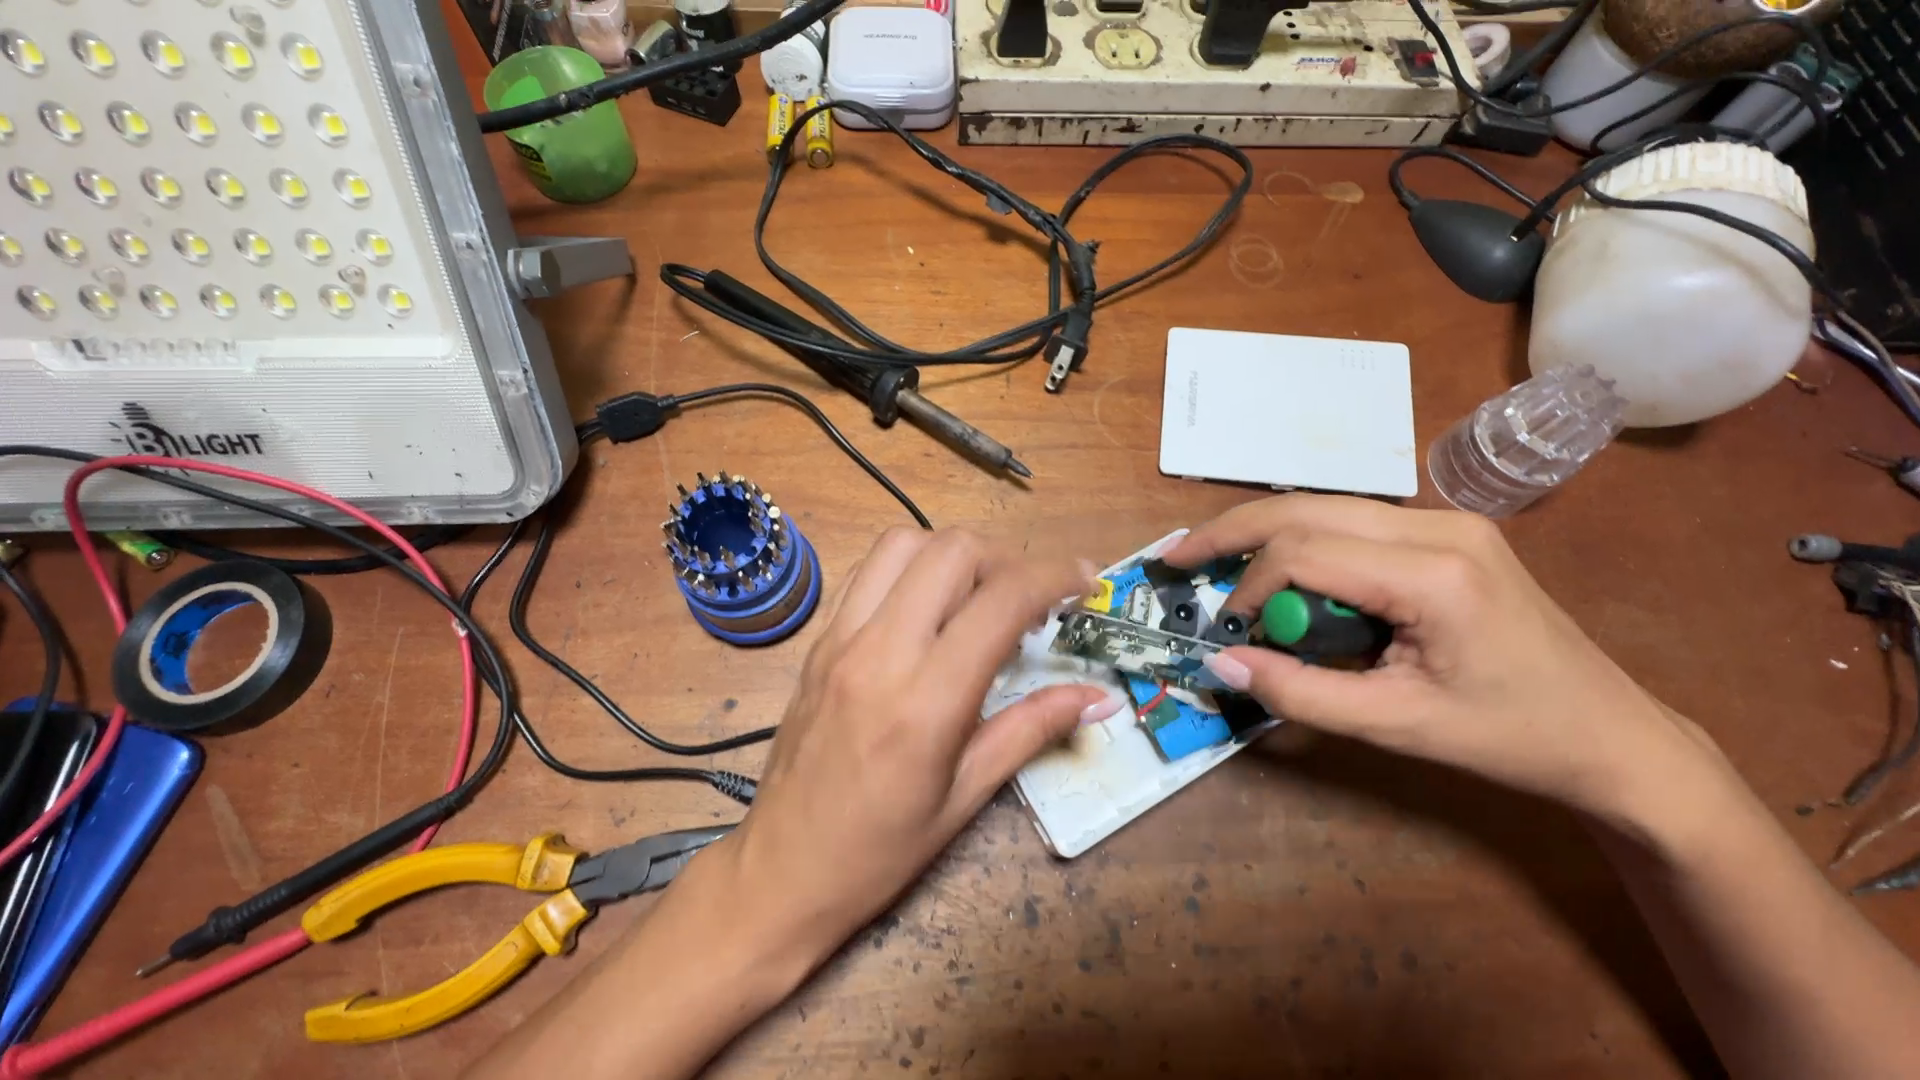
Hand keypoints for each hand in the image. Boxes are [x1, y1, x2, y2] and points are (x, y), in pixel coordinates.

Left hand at [721, 528, 1121, 954]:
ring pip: (903, 543)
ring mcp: (839, 640)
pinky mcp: (817, 642)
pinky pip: (868, 573)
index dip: (1055, 577)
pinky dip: (912, 569)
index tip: (1085, 581)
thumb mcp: (966, 797)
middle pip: (952, 549)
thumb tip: (1099, 697)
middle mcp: (879, 652)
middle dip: (1008, 558)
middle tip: (1033, 600)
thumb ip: (1033, 729)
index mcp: (926, 700)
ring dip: (955, 554)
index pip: (1001, 600)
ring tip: (981, 597)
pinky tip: (931, 611)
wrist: (780, 872)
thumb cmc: (879, 851)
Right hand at [1161, 496, 1722, 824]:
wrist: (1608, 734)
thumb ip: (1298, 692)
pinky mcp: (1446, 535)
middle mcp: (1439, 526)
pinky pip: (1354, 524)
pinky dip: (1305, 543)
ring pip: (1327, 507)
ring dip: (1267, 534)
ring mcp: (1447, 523)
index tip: (1228, 632)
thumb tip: (1219, 660)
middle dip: (1234, 531)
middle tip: (1177, 555)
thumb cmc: (1506, 737)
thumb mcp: (1394, 725)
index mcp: (1433, 574)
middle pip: (1308, 507)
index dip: (1249, 587)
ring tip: (1212, 558)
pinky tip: (1279, 569)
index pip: (1305, 551)